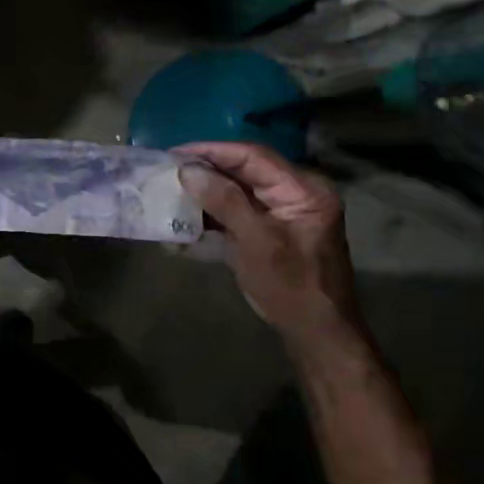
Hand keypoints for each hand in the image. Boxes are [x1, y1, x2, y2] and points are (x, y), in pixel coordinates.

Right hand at [175, 142, 356, 339]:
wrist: (315, 332)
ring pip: (237, 188)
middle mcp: (294, 192)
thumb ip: (225, 201)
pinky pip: (237, 209)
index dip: (212, 151)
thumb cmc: (291, 286)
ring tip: (171, 188)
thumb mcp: (257, 242)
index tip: (174, 153)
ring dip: (205, 190)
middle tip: (167, 168)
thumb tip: (188, 170)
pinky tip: (186, 214)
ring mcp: (282, 210)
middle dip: (205, 169)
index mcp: (303, 189)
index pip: (252, 156)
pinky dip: (212, 211)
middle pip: (244, 169)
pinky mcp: (269, 227)